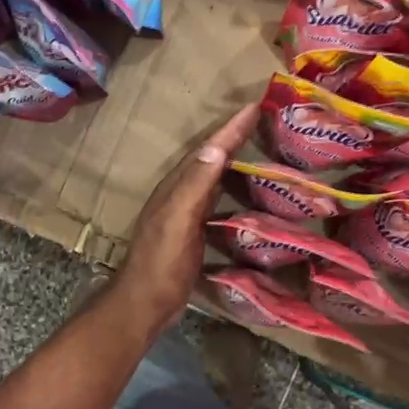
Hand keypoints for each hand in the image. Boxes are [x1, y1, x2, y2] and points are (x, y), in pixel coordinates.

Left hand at [112, 105, 258, 324]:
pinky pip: (217, 201)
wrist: (144, 303)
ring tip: (263, 151)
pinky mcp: (192, 233)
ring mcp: (184, 214)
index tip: (255, 105)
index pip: (207, 149)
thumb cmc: (161, 264)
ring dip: (235, 162)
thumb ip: (195, 185)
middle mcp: (179, 194)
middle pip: (210, 158)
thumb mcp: (178, 221)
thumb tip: (216, 146)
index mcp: (176, 187)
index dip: (230, 128)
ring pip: (213, 178)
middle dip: (234, 138)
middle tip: (264, 120)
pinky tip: (250, 198)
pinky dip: (233, 191)